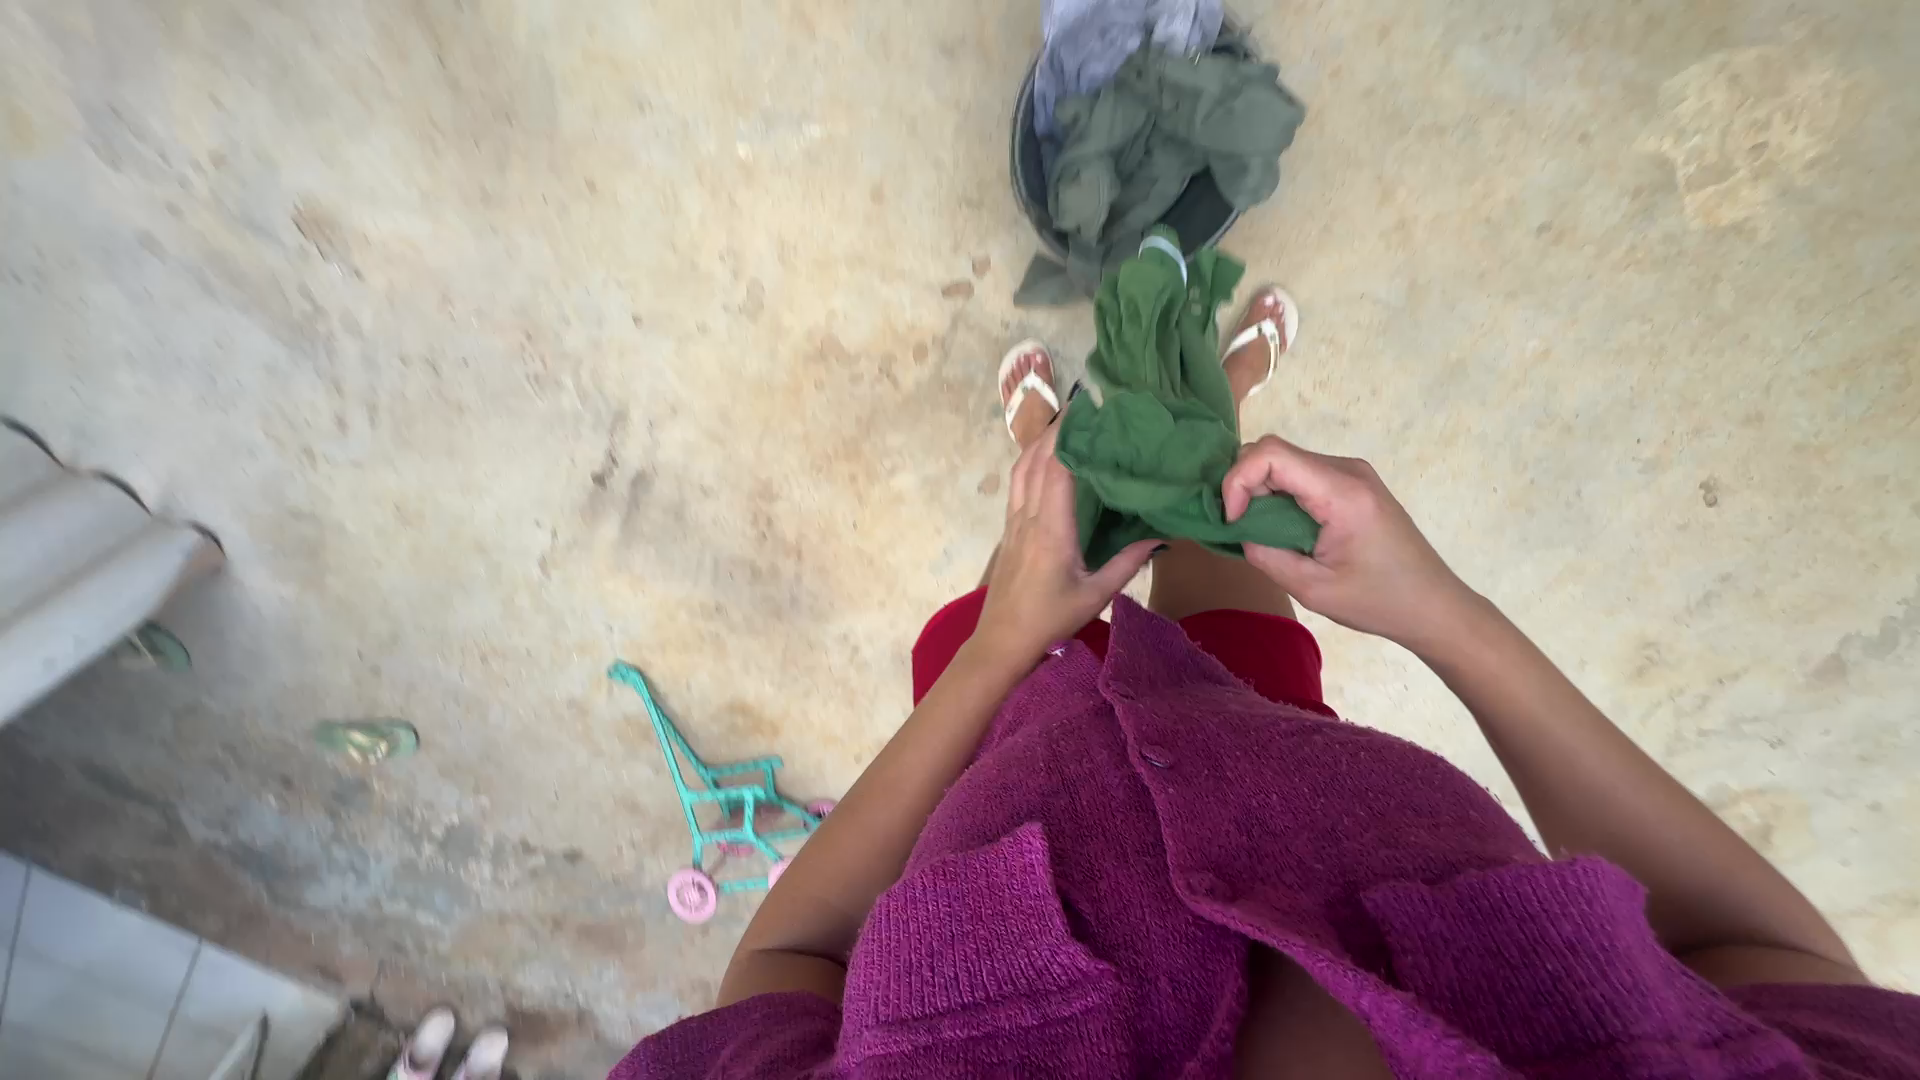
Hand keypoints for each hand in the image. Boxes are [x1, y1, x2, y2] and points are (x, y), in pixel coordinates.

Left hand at [976, 422, 1159, 663]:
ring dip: (1040, 441)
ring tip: (1066, 422)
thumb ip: (1128, 561)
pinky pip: (1017, 484)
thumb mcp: (1096, 595)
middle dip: (1057, 427)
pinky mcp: (1009, 529)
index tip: (1091, 411)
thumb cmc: (1050, 620)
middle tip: (1084, 404)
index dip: (1070, 435)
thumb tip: (1160, 532)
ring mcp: (1014, 522)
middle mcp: (1028, 517)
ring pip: (1022, 468)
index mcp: (1051, 530)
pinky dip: (1031, 461)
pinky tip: (1047, 457)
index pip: (1057, 469)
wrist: (1003, 641)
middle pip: (1036, 460)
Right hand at [1222, 435, 1477, 650]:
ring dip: (1258, 491)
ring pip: (1283, 462)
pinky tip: (1278, 528)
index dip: (1238, 480)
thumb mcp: (1311, 588)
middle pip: (1274, 452)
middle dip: (1243, 485)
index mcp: (1342, 492)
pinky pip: (1299, 475)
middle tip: (1239, 527)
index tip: (1233, 520)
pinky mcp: (1350, 484)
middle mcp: (1347, 470)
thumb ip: (1266, 554)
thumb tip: (1239, 532)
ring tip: (1257, 532)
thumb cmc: (1377, 601)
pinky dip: (1276, 495)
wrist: (1432, 605)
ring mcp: (1350, 474)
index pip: (1271, 454)